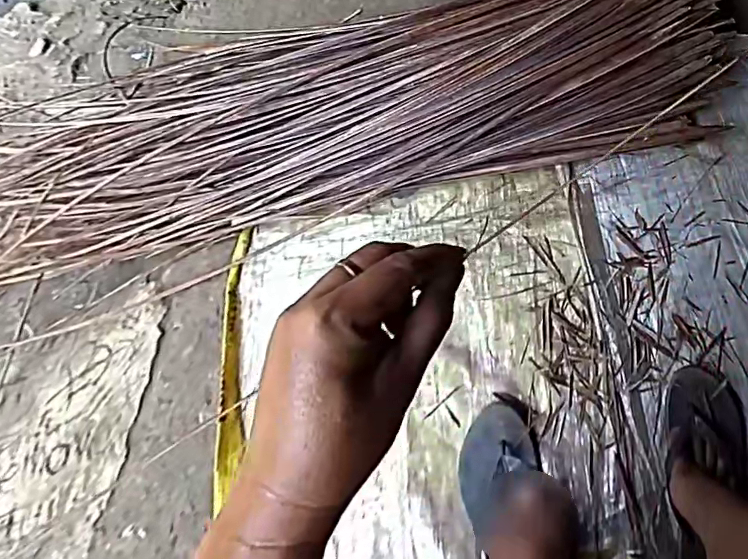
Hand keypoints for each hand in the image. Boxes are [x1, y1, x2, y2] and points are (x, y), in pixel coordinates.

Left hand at [240, 242, 465, 518]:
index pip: (395, 266)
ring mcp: (293, 317)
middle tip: (442, 280)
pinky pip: (336, 292)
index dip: (433, 257)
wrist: (287, 491)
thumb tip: (451, 273)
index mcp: (333, 318)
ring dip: (388, 279)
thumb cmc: (345, 444)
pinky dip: (366, 295)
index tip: (459, 257)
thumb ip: (432, 314)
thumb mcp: (404, 374)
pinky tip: (383, 327)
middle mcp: (305, 307)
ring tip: (410, 317)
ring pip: (354, 272)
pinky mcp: (289, 330)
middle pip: (371, 258)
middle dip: (410, 263)